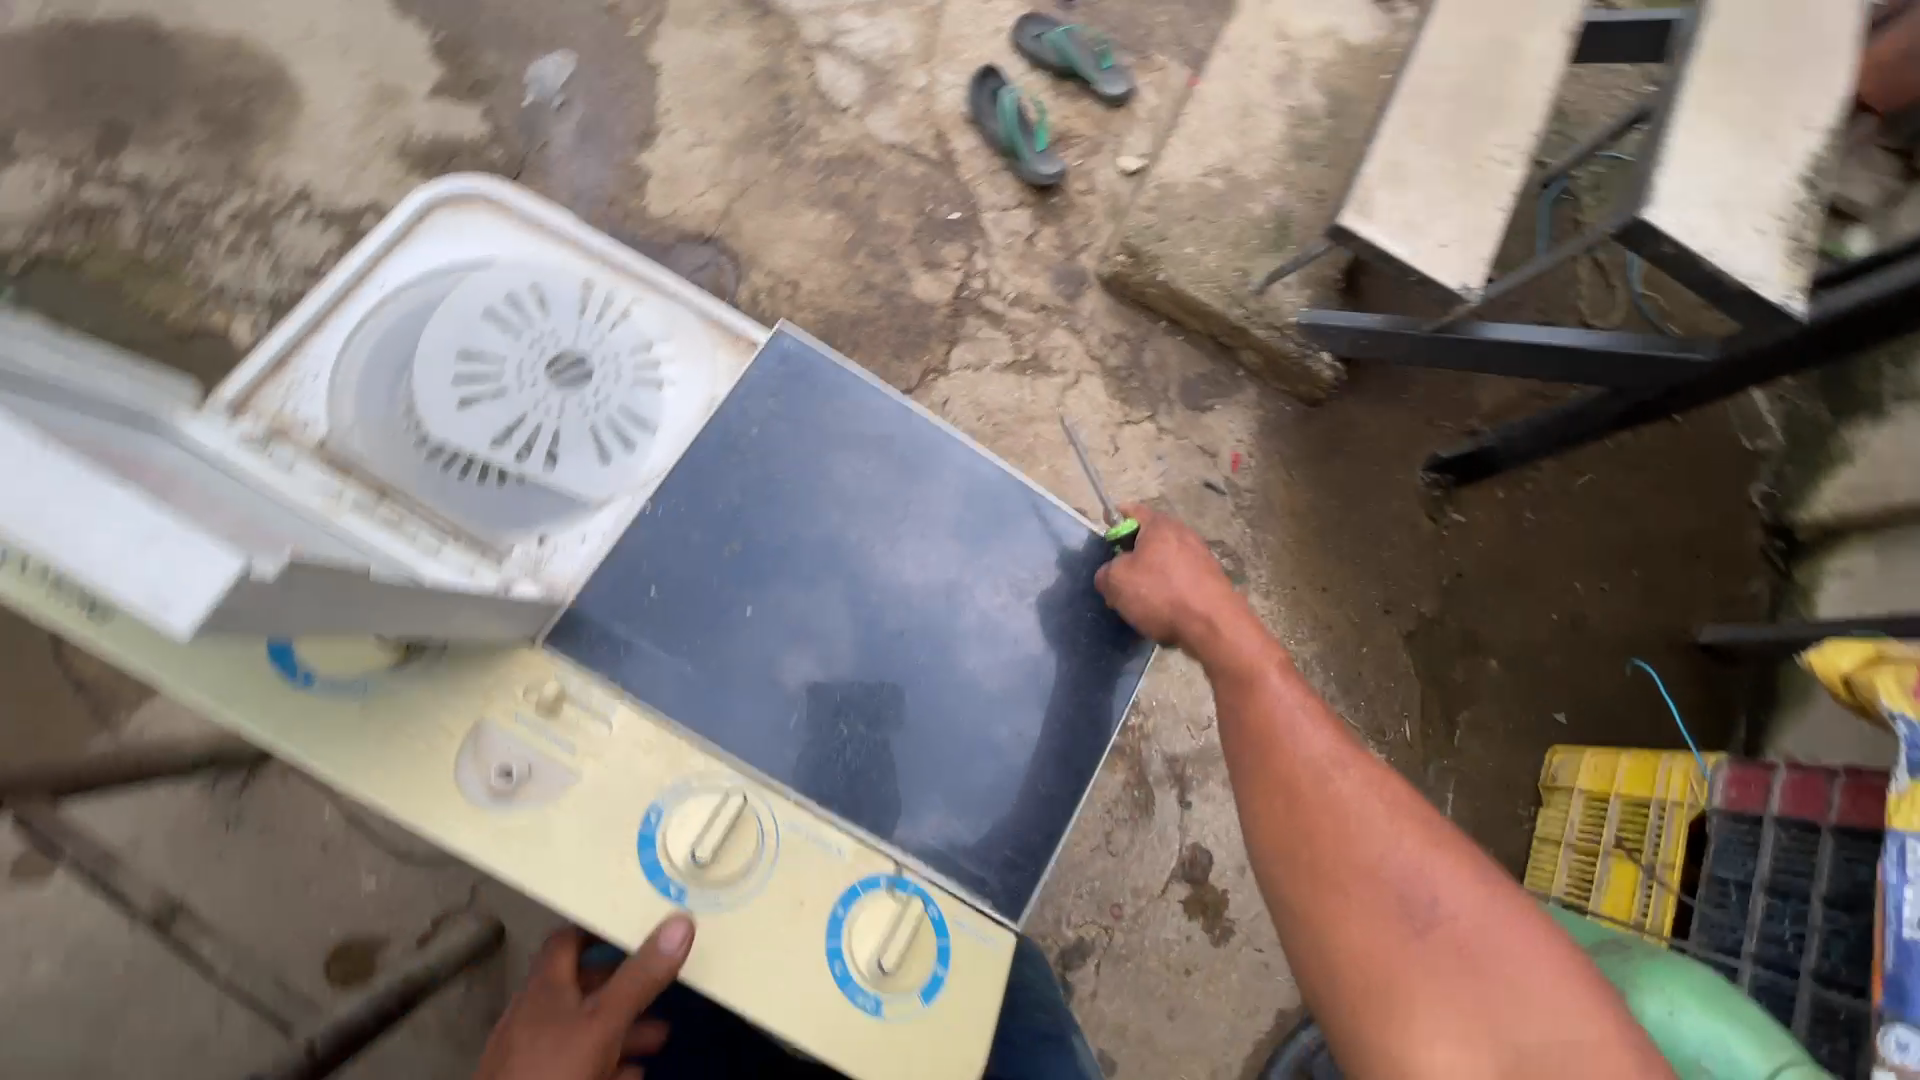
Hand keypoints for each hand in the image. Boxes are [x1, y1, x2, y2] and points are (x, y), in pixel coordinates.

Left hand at [474, 915, 694, 1079]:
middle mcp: (533, 1018)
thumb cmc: (552, 1075)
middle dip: (626, 988)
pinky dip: (608, 1065)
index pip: (568, 940)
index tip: (638, 927)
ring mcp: (531, 1060)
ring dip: (624, 1031)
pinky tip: (631, 1077)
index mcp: (544, 990)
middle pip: (583, 989)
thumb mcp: (604, 1023)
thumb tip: (681, 920)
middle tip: (662, 985)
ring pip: (584, 1032)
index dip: (601, 929)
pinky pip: (577, 1067)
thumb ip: (640, 976)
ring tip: (660, 1038)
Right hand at [1094, 504, 1245, 653]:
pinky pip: (1181, 579)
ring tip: (1139, 599)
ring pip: (1165, 560)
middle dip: (1132, 554)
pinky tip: (1162, 610)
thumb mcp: (1116, 582)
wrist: (1213, 626)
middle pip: (1150, 538)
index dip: (1114, 519)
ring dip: (1151, 574)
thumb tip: (1109, 574)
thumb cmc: (1161, 594)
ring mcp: (1202, 557)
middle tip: (1117, 574)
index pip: (1132, 511)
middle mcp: (1184, 534)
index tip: (1105, 533)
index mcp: (1160, 526)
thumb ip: (1105, 572)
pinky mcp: (1212, 580)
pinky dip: (1169, 589)